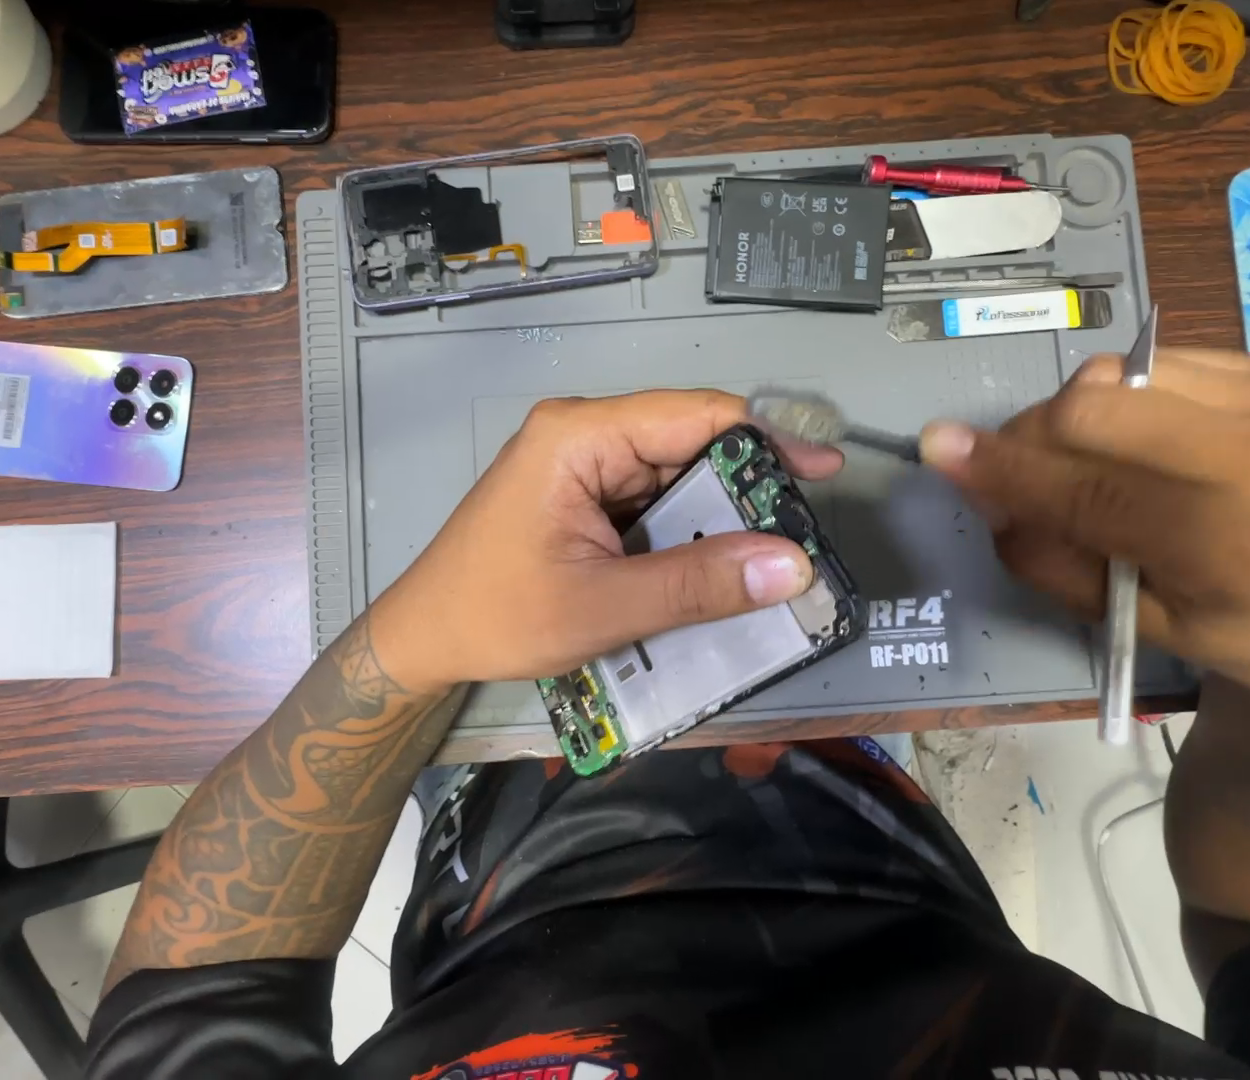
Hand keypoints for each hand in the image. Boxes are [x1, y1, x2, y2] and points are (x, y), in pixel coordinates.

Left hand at [367, 390, 844, 690]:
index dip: (767, 440)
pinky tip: (720, 564)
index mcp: (579, 436)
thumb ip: (697, 585)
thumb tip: (793, 565)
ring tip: (772, 556)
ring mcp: (583, 465)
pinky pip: (653, 502)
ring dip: (721, 514)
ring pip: (675, 475)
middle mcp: (584, 435)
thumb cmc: (497, 615)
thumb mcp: (603, 606)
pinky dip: (689, 531)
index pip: (695, 415)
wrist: (426, 636)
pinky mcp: (583, 496)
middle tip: (802, 534)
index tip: (823, 474)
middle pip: (689, 442)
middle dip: (748, 487)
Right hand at [918, 348, 1249, 716]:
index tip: (937, 446)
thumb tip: (976, 479)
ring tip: (1097, 460)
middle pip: (1098, 406)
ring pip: (1118, 374)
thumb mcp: (1119, 615)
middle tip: (1024, 466)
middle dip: (1036, 434)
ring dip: (1078, 416)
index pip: (1089, 492)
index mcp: (1240, 547)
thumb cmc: (1217, 625)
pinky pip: (1153, 363)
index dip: (1005, 468)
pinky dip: (1123, 400)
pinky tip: (1146, 439)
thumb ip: (1041, 551)